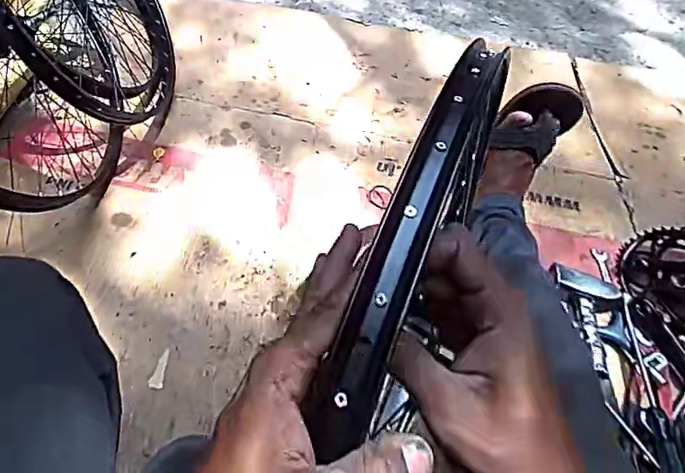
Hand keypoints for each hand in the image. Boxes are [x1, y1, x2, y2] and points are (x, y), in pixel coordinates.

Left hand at [201, 224, 432, 472]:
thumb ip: (366, 461)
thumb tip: (414, 446)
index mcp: (275, 377)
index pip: (324, 317)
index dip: (351, 282)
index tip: (371, 250)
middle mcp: (270, 373)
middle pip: (311, 308)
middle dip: (336, 269)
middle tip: (357, 234)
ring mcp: (269, 387)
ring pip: (306, 327)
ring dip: (328, 292)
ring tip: (344, 262)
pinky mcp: (273, 407)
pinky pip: (304, 351)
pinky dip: (320, 326)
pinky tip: (332, 331)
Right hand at [391, 227, 582, 472]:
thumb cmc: (517, 453)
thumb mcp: (451, 406)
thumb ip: (409, 358)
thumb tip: (374, 325)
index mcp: (502, 308)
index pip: (458, 246)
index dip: (422, 247)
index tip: (392, 263)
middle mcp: (497, 305)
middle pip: (444, 262)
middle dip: (410, 272)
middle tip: (378, 288)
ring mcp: (487, 320)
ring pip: (439, 285)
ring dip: (411, 295)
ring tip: (385, 309)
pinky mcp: (477, 338)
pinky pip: (441, 310)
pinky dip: (419, 315)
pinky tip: (401, 330)